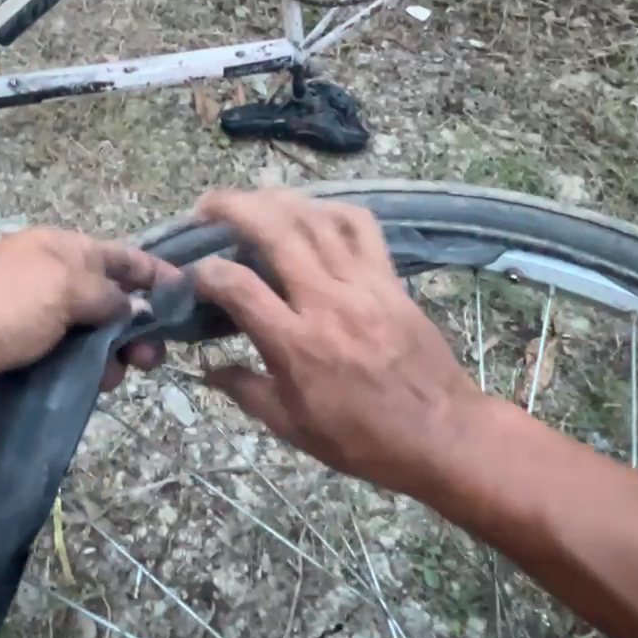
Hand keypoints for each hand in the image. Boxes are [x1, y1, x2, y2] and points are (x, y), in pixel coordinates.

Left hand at [0, 229, 174, 418]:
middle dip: (139, 324)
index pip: (121, 255)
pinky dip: (92, 373)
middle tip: (153, 353)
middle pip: (114, 301)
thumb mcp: (64, 285)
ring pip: (99, 337)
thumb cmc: (4, 302)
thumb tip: (135, 306)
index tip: (188, 294)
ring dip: (117, 354)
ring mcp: (44, 323)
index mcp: (64, 250)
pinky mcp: (32, 360)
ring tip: (126, 370)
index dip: (155, 272)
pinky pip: (76, 365)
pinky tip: (99, 383)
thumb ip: (109, 293)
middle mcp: (58, 283)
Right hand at [192, 189, 485, 497]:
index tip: (195, 274)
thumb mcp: (293, 428)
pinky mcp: (390, 278)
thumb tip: (206, 369)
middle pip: (275, 232)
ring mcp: (362, 285)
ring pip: (315, 219)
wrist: (442, 434)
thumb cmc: (362, 438)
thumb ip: (245, 391)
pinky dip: (332, 208)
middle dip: (233, 207)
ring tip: (251, 199)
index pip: (239, 287)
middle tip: (207, 205)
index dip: (207, 272)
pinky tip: (312, 210)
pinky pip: (361, 226)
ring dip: (276, 199)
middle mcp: (326, 303)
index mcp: (296, 345)